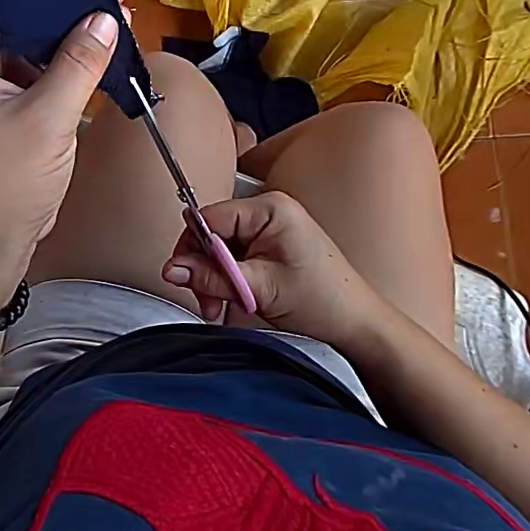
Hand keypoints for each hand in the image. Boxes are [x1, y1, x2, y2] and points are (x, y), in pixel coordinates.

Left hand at [0, 0, 136, 318]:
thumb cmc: (5, 186)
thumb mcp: (46, 120)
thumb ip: (78, 65)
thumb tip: (106, 16)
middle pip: (16, 17)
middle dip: (62, 1)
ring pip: (35, 44)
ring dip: (72, 30)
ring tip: (117, 0)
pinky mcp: (16, 106)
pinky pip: (44, 70)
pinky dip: (72, 59)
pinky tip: (106, 42)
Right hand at [162, 191, 394, 348]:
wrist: (355, 321)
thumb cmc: (325, 299)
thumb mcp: (260, 289)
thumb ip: (212, 277)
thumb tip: (174, 269)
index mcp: (270, 209)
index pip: (209, 217)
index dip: (192, 249)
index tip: (185, 277)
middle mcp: (269, 212)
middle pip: (211, 234)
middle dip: (203, 271)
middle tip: (208, 301)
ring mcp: (270, 229)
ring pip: (220, 250)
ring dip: (214, 281)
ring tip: (222, 307)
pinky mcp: (270, 246)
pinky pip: (234, 258)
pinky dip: (228, 282)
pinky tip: (235, 303)